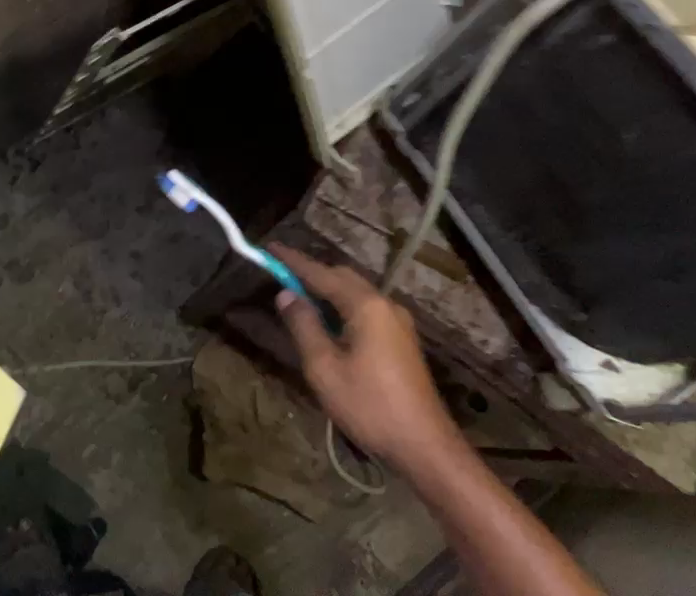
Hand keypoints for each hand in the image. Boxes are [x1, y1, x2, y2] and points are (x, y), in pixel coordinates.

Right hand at [269, 245, 465, 469]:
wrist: (425, 446)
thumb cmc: (370, 406)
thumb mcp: (325, 368)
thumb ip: (304, 326)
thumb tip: (286, 294)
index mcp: (366, 306)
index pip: (321, 274)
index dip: (293, 261)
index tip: (270, 248)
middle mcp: (385, 304)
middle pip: (343, 278)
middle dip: (312, 274)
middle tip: (281, 276)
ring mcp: (398, 322)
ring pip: (356, 294)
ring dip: (328, 292)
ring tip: (300, 300)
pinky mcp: (402, 340)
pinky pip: (367, 310)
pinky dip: (343, 307)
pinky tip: (330, 325)